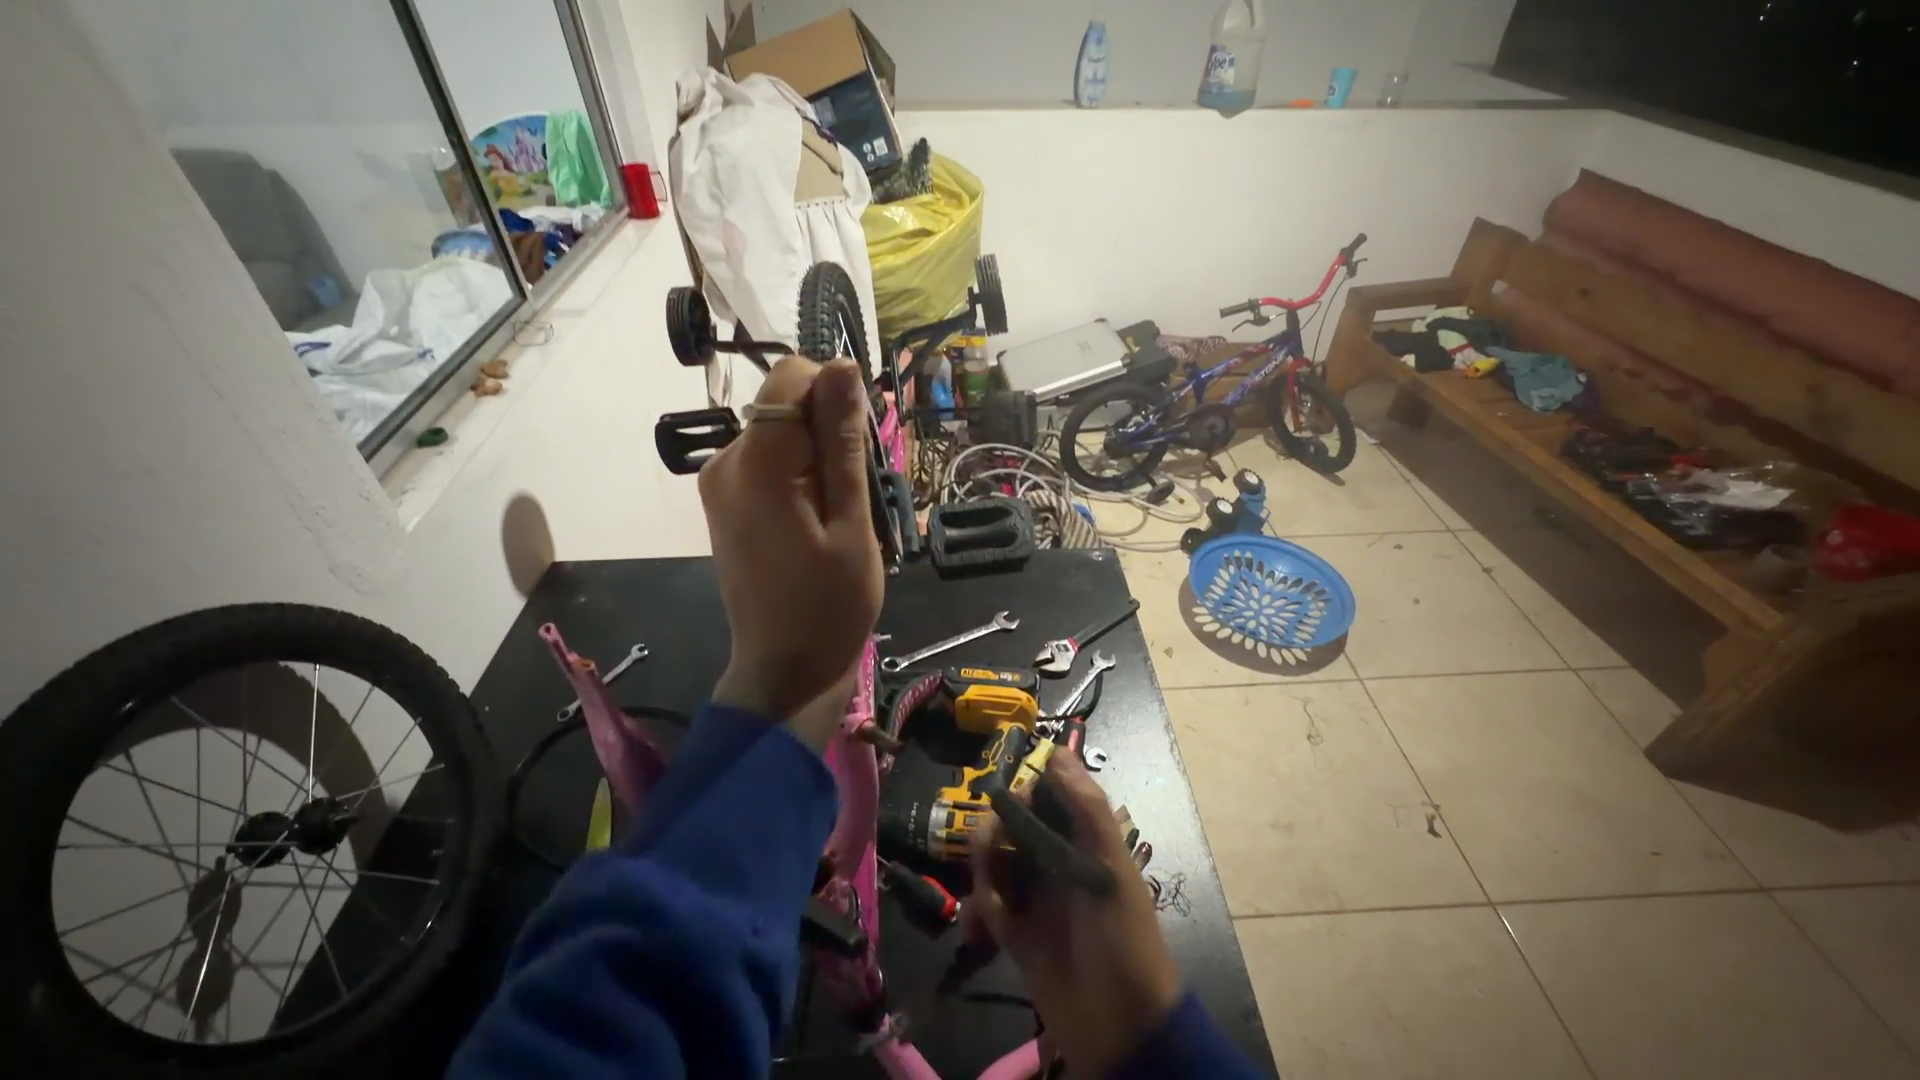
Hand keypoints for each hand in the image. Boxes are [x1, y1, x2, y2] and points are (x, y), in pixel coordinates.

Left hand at [700, 356, 882, 726]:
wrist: (784, 671)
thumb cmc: (830, 606)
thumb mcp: (851, 524)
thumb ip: (843, 443)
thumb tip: (842, 368)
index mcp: (756, 466)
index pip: (789, 379)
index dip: (833, 393)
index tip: (860, 443)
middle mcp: (725, 463)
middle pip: (783, 405)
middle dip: (828, 429)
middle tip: (856, 490)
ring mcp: (719, 484)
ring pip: (779, 432)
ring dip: (817, 455)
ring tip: (839, 513)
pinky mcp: (724, 501)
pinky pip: (767, 461)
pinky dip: (798, 474)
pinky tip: (818, 519)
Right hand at [968, 754, 1180, 1077]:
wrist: (1121, 1029)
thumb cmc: (1123, 941)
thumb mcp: (1112, 871)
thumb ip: (1087, 810)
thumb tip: (1057, 752)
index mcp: (1085, 845)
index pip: (1048, 800)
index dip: (1024, 794)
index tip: (1008, 803)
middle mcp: (1059, 866)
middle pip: (1014, 831)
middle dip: (994, 836)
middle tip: (989, 854)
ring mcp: (1037, 901)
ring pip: (996, 867)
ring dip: (983, 876)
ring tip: (988, 902)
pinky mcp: (1018, 936)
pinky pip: (988, 909)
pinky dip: (979, 913)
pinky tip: (980, 928)